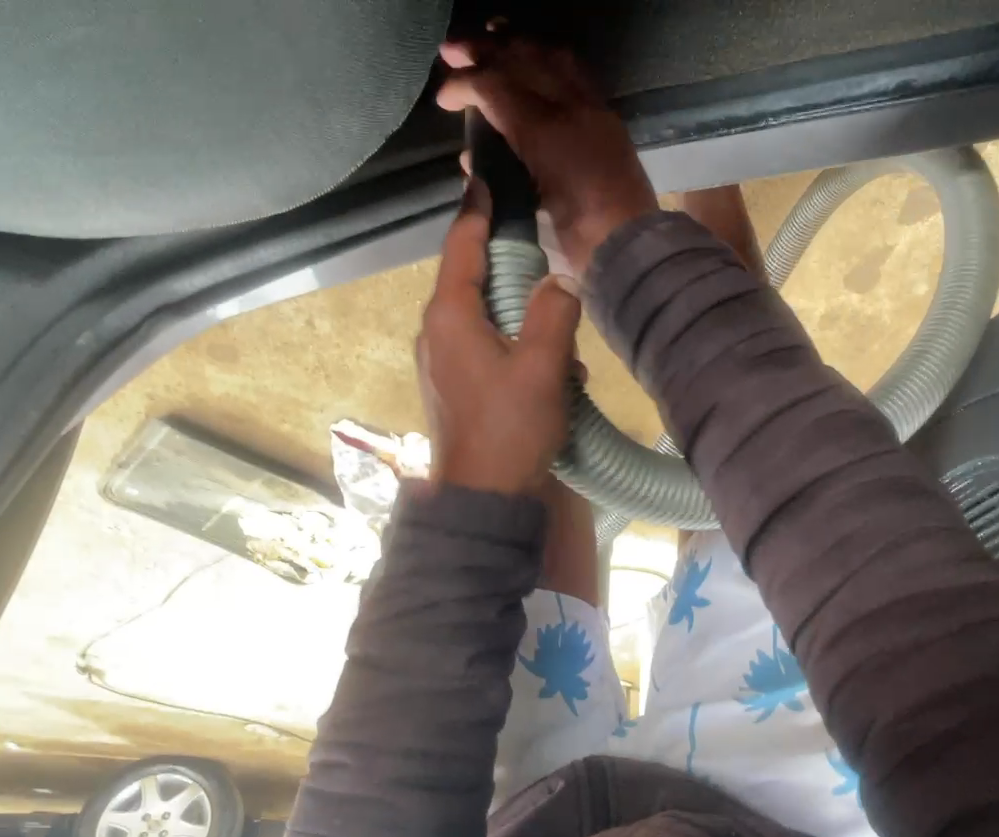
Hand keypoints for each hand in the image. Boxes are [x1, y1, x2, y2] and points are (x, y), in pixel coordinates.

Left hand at [417, 184, 582, 496]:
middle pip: (473, 280)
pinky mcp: (453, 387)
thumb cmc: (510, 428)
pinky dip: (516, 350)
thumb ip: (554, 312)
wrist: (482, 497)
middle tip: (549, 269)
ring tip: (562, 347)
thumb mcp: (543, 367)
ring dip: (523, 322)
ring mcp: (441, 362)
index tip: (489, 177)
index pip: (461, 245)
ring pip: (484, 318)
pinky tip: (550, 376)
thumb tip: (561, 280)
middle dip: (513, 273)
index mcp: (450, 315)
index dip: (478, 210)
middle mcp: (436, 331)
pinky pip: (485, 349)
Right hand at [438, 36, 658, 274]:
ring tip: (495, 35)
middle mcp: (572, 112)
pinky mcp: (609, 121)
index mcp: (547, 134)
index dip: (467, 85)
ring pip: (553, 60)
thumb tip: (473, 157)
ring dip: (520, 46)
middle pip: (524, 63)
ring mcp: (594, 112)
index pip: (499, 90)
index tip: (444, 98)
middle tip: (454, 49)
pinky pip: (577, 76)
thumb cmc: (577, 240)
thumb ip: (502, 174)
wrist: (630, 250)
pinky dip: (551, 63)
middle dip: (486, 52)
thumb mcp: (529, 209)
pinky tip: (536, 63)